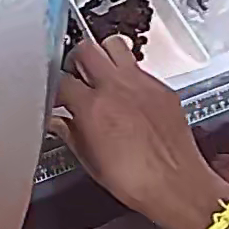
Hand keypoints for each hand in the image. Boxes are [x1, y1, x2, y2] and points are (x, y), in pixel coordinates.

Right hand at [51, 36, 228, 228]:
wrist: (175, 184)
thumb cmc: (136, 180)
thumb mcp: (90, 161)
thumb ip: (70, 134)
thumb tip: (58, 123)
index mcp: (93, 107)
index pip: (61, 80)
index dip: (54, 88)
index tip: (54, 98)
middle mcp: (116, 87)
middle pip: (85, 49)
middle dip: (75, 62)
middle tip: (75, 78)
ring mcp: (141, 83)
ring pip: (114, 45)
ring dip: (103, 55)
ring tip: (100, 75)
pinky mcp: (161, 87)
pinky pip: (138, 67)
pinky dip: (127, 74)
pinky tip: (126, 95)